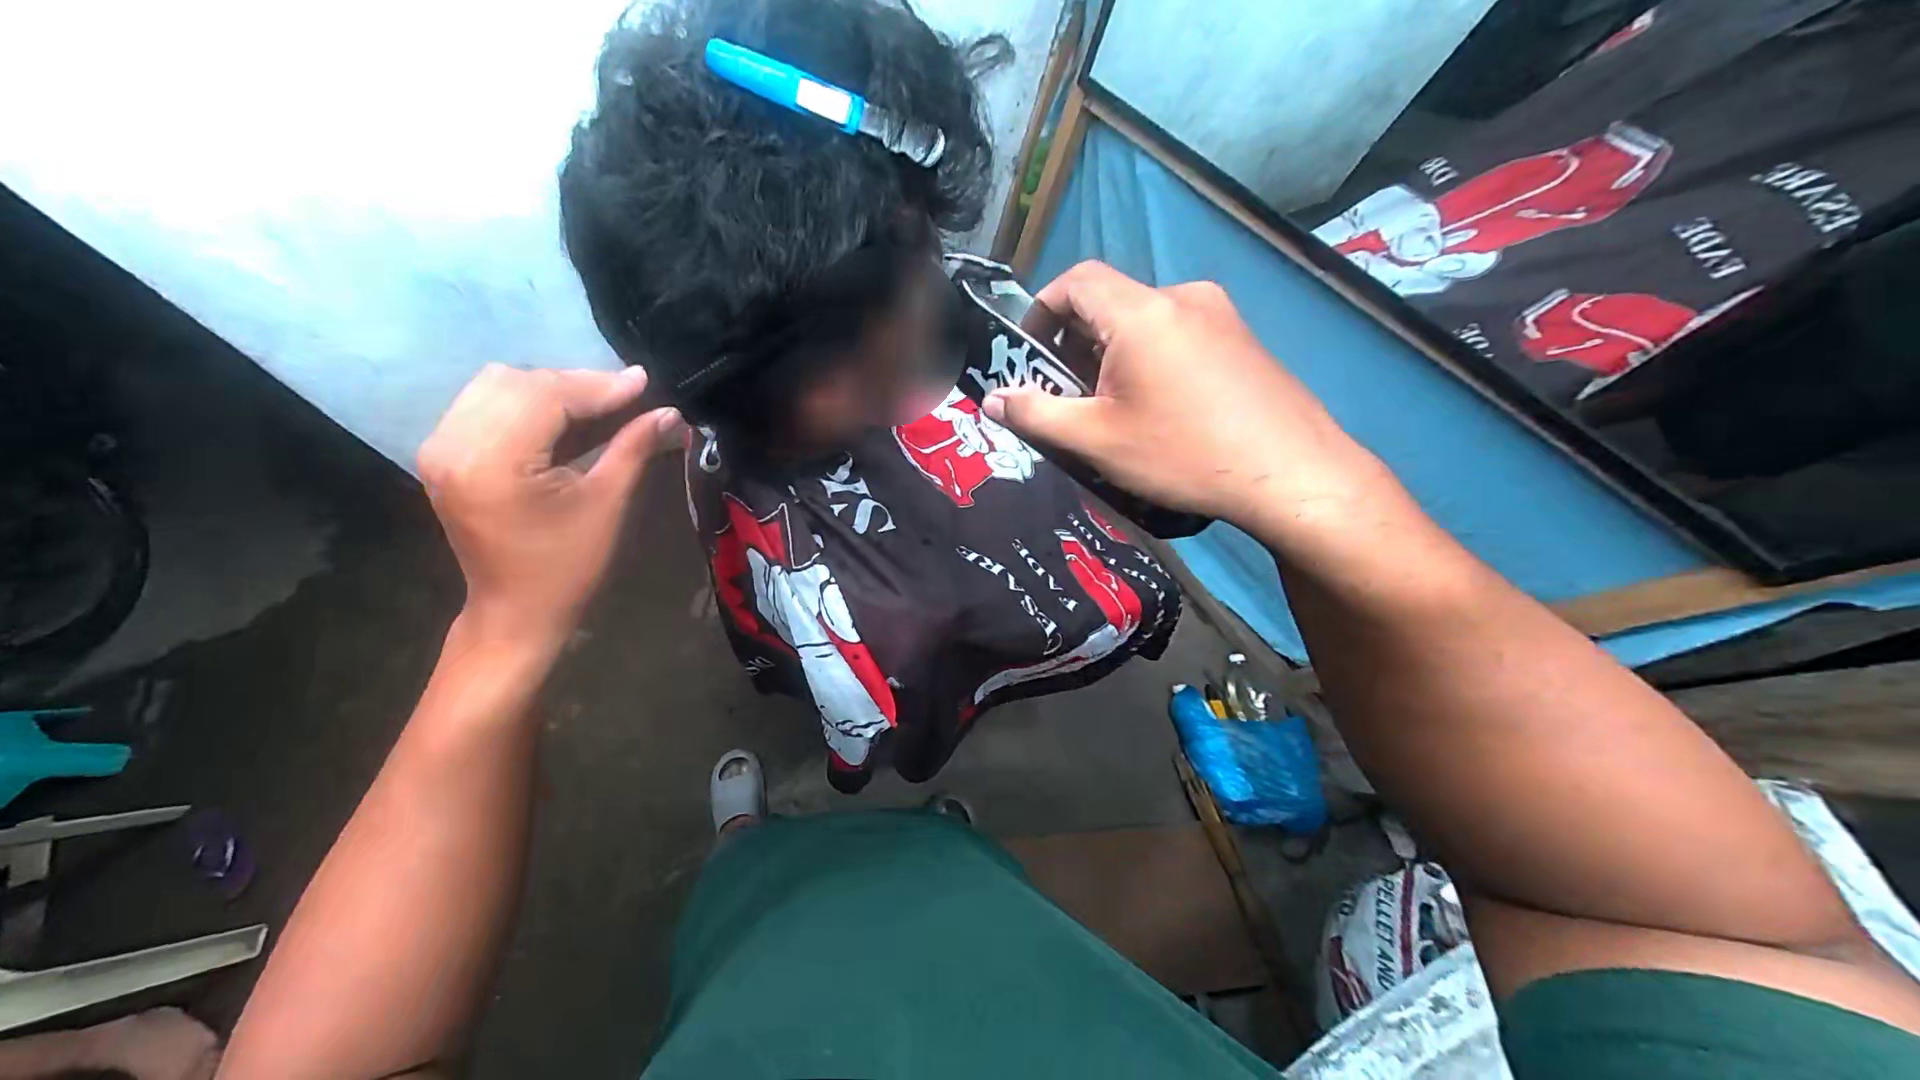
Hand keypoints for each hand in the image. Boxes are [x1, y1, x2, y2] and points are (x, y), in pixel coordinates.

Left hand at [417, 364, 681, 651]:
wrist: (515, 611)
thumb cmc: (568, 567)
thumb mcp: (607, 504)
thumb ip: (633, 448)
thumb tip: (669, 411)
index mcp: (492, 463)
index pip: (545, 397)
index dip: (598, 385)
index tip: (643, 381)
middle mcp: (453, 445)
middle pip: (517, 382)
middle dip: (576, 383)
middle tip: (626, 395)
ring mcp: (440, 448)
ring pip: (496, 385)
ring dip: (550, 388)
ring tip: (596, 404)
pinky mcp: (443, 453)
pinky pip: (483, 403)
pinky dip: (526, 401)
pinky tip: (561, 415)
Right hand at [982, 261, 1392, 544]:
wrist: (1293, 474)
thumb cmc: (1185, 453)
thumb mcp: (1097, 440)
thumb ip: (1036, 415)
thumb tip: (992, 399)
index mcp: (1141, 312)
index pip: (1076, 280)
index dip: (1041, 310)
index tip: (1028, 353)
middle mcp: (1182, 297)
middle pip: (1109, 302)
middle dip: (1075, 342)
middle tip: (1067, 395)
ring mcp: (1220, 315)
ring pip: (1144, 321)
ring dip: (1113, 354)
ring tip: (1113, 409)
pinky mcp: (1242, 339)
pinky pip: (1178, 334)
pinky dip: (1150, 359)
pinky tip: (1160, 409)